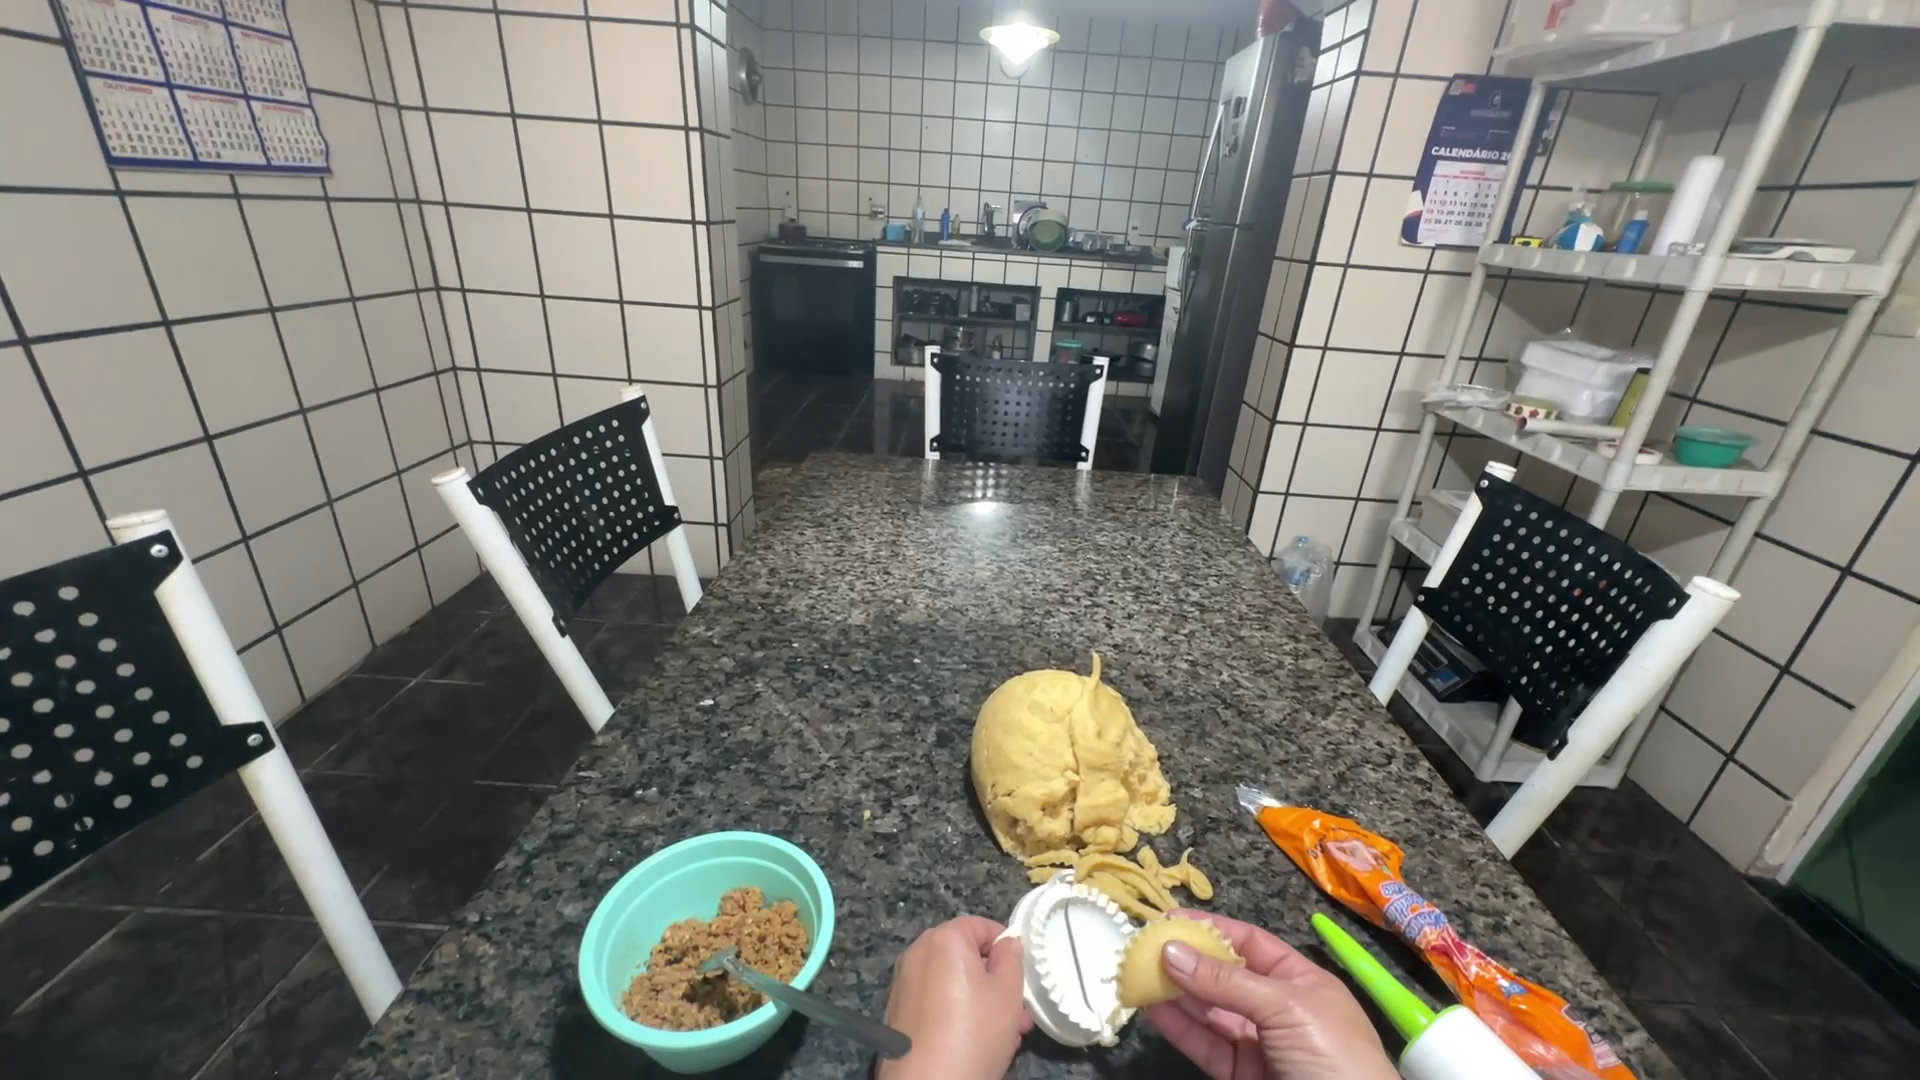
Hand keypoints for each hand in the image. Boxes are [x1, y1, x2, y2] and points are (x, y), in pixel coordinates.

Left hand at [875, 916, 1030, 1079]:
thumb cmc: (973, 1033)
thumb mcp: (1007, 993)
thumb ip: (1012, 957)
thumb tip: (1008, 941)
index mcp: (944, 938)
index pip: (982, 926)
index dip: (1006, 947)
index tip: (1021, 977)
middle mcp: (918, 952)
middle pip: (967, 956)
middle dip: (996, 981)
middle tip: (1018, 1013)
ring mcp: (904, 981)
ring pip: (953, 981)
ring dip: (980, 1000)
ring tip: (1004, 1034)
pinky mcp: (898, 1010)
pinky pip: (935, 1000)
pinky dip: (955, 1012)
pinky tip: (973, 1042)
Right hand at [1143, 911, 1398, 1079]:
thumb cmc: (1336, 1059)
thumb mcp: (1286, 1008)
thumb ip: (1225, 981)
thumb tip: (1169, 949)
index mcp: (1300, 981)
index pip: (1248, 942)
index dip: (1210, 928)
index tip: (1168, 919)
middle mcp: (1277, 1007)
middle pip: (1223, 975)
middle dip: (1185, 960)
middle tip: (1142, 946)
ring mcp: (1259, 1044)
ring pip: (1209, 1010)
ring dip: (1174, 992)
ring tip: (1137, 972)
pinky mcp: (1243, 1075)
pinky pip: (1206, 1044)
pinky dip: (1178, 1026)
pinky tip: (1152, 1007)